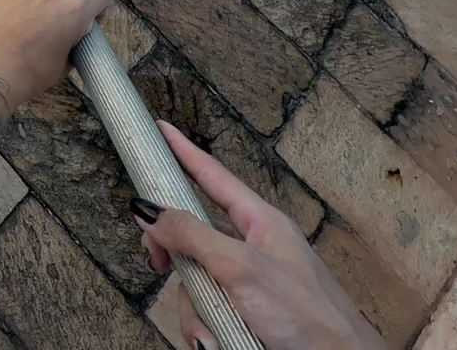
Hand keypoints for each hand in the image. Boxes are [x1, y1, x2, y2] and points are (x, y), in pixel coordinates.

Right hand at [137, 122, 385, 349]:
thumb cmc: (308, 318)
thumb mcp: (241, 268)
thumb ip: (191, 234)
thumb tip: (148, 212)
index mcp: (259, 221)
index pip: (212, 174)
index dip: (183, 150)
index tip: (160, 128)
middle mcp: (252, 248)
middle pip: (192, 233)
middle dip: (173, 253)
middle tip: (156, 262)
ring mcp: (250, 284)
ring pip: (195, 276)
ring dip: (194, 306)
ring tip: (210, 330)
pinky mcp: (248, 314)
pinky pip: (208, 307)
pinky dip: (205, 326)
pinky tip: (215, 340)